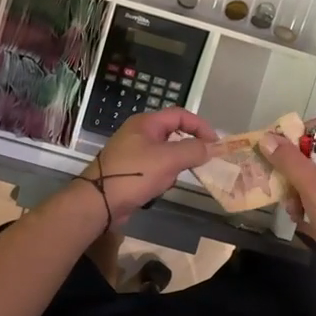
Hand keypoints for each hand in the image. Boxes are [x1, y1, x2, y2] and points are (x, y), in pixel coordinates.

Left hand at [80, 108, 218, 228]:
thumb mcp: (168, 159)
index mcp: (145, 123)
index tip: (215, 144)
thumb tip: (211, 147)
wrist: (100, 201)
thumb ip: (193, 150)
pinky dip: (162, 177)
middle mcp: (138, 134)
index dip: (200, 126)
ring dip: (174, 165)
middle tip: (203, 162)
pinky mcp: (129, 171)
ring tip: (175, 178)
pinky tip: (160, 189)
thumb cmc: (134, 174)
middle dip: (188, 148)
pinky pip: (154, 169)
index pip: (179, 115)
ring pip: (164, 153)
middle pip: (172, 134)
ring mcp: (132, 153)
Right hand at [257, 115, 315, 261]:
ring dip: (295, 186)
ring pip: (311, 171)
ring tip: (290, 204)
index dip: (299, 131)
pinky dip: (304, 199)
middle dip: (293, 166)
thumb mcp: (311, 183)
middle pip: (313, 149)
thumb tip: (266, 137)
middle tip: (278, 176)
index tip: (278, 146)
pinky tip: (298, 214)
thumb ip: (287, 158)